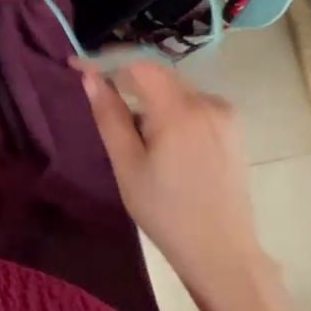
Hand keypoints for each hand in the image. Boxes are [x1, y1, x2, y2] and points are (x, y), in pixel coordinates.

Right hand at [82, 61, 269, 289]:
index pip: (139, 65)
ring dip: (149, 99)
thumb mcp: (127, 164)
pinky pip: (193, 106)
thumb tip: (91, 78)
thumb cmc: (165, 211)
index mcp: (179, 111)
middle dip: (126, 81)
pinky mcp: (233, 129)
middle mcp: (208, 103)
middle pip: (159, 75)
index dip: (106, 60)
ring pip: (176, 90)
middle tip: (100, 104)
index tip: (76, 66)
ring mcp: (226, 116)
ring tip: (134, 136)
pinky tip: (162, 143)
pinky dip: (170, 112)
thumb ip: (109, 116)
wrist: (221, 250)